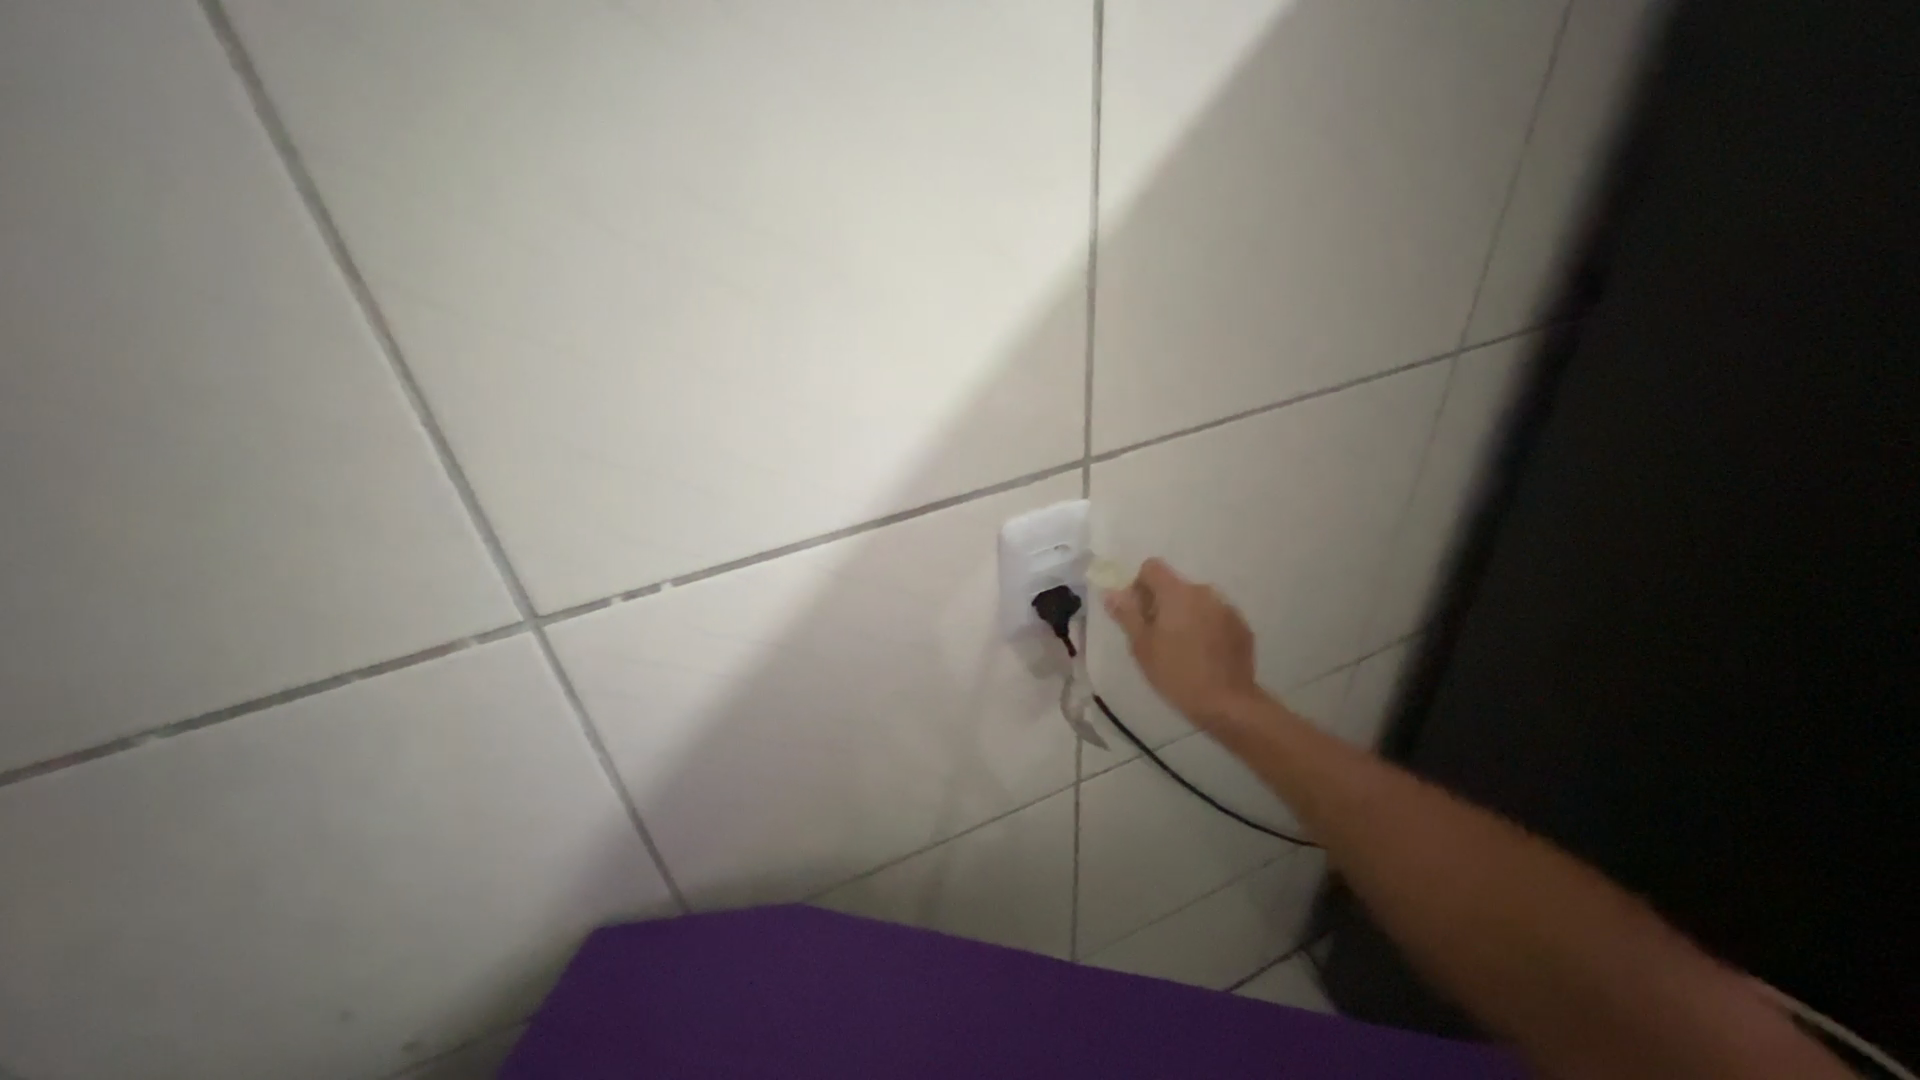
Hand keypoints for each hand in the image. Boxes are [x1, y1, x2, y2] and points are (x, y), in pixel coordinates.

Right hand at [1102, 558, 1266, 729]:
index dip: (1140, 585)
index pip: (1152, 567)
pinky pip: (1216, 616)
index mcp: (1176, 593)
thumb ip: (1127, 614)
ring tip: (1183, 647)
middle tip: (1157, 636)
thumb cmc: (1176, 672)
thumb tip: (1111, 592)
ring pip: (1197, 602)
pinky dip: (1207, 627)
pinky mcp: (1242, 626)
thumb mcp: (1142, 646)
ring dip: (1186, 615)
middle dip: (1163, 603)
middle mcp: (1204, 591)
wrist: (1226, 702)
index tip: (1139, 612)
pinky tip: (1205, 654)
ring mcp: (1227, 608)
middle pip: (1175, 586)